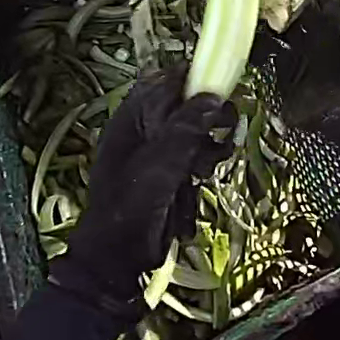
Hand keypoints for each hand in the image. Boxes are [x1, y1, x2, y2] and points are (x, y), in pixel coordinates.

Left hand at [48, 70, 231, 316]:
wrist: (117, 258)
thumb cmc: (131, 204)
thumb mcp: (160, 162)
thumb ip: (187, 126)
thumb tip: (214, 97)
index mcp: (133, 115)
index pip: (167, 80)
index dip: (195, 81)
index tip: (222, 89)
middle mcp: (145, 127)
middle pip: (188, 106)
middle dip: (207, 120)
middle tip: (222, 132)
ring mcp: (158, 150)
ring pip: (196, 134)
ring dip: (206, 149)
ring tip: (202, 169)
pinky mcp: (170, 173)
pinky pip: (195, 159)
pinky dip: (201, 169)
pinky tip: (198, 183)